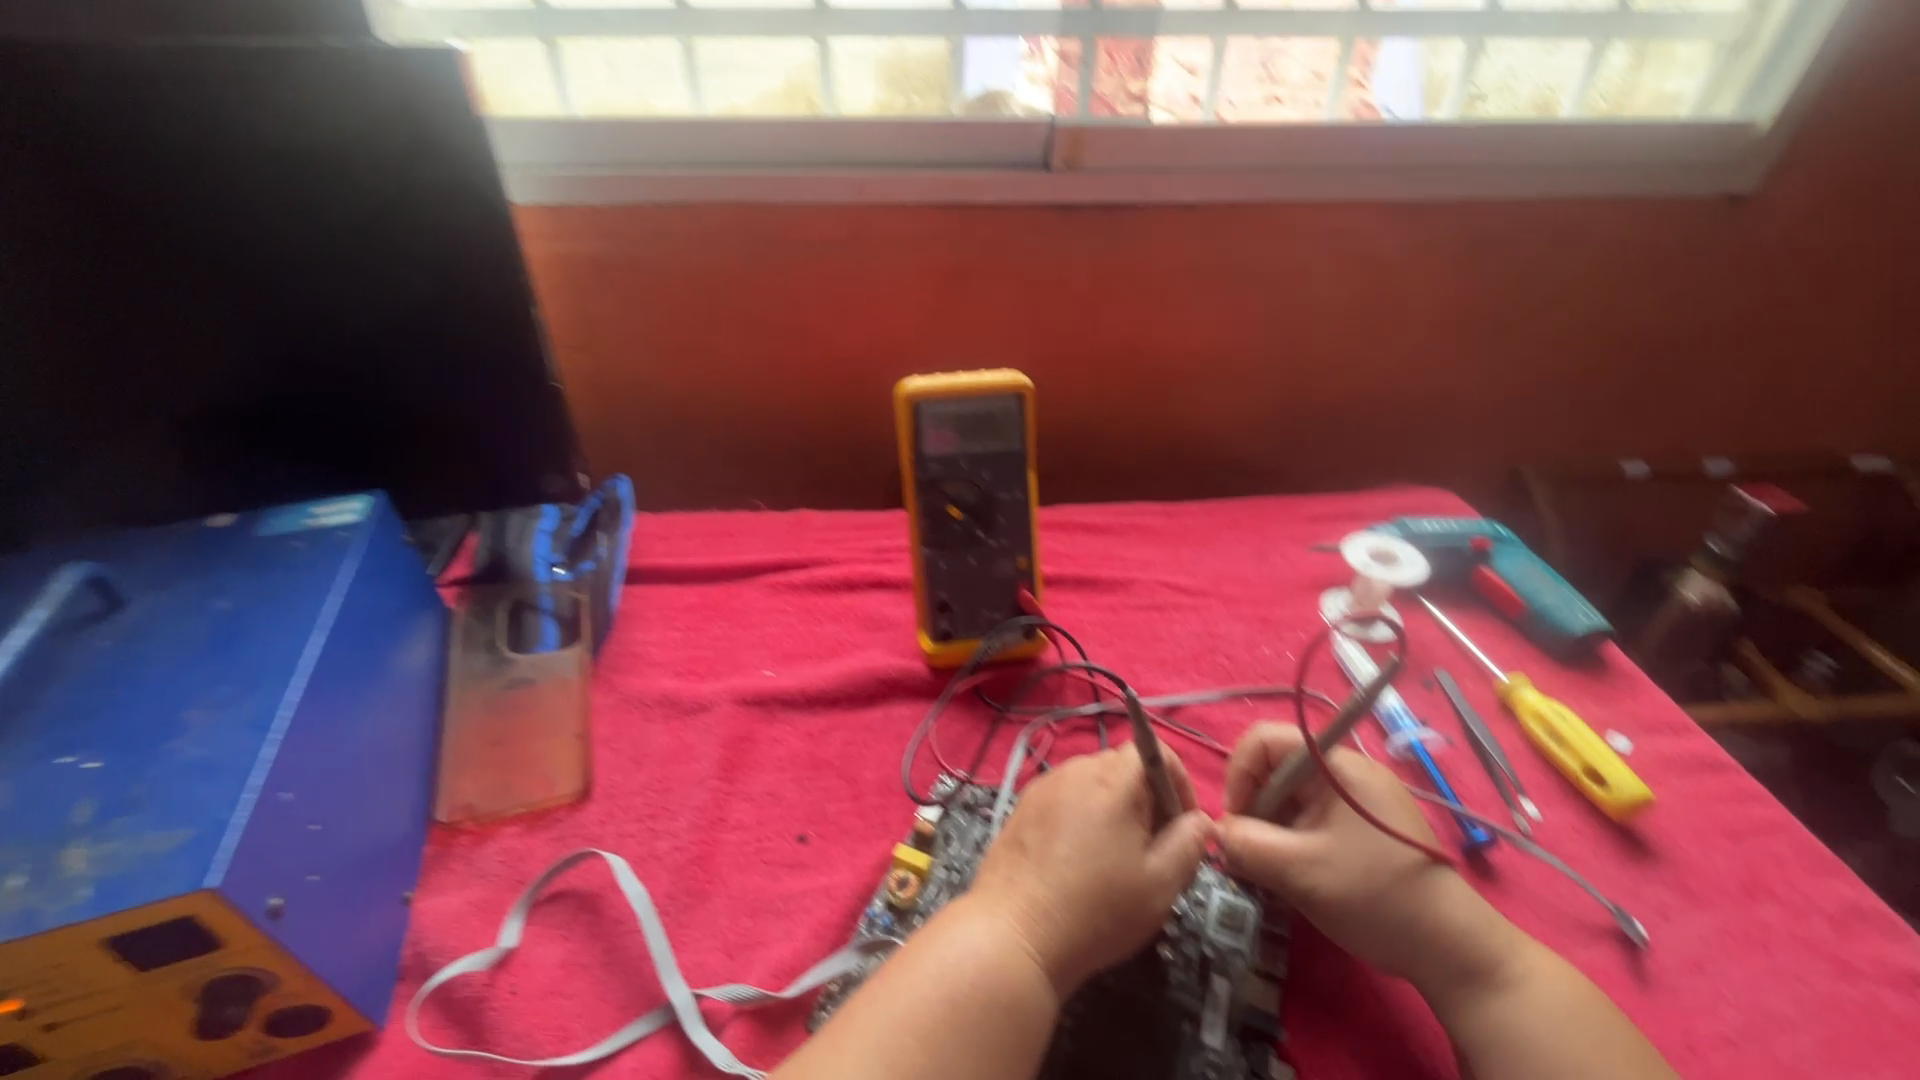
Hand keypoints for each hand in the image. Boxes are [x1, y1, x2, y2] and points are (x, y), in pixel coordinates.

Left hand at [968, 741, 1213, 997]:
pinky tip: (1078, 859)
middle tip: (1153, 847)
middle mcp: (1074, 771)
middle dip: (1146, 797)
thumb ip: (1189, 843)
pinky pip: (1064, 798)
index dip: (1177, 781)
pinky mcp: (1021, 807)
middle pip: (1120, 766)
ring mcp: (1043, 787)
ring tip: (1115, 857)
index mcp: (1112, 781)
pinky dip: (1080, 816)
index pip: (1152, 750)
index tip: (1183, 824)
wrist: (1013, 934)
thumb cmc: (1096, 910)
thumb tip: (1199, 820)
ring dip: (1111, 807)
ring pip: (1090, 783)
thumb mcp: (1160, 885)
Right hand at [1217, 722, 1519, 991]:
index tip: (1236, 821)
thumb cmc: (1377, 897)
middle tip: (1247, 853)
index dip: (1239, 772)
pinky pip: (1306, 820)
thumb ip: (1247, 845)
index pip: (1265, 739)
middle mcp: (1345, 774)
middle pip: (1275, 769)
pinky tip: (1289, 875)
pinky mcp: (1358, 830)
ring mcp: (1353, 803)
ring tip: (1267, 870)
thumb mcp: (1301, 871)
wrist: (1453, 951)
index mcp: (1337, 767)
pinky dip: (1288, 842)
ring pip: (1287, 799)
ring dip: (1268, 829)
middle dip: (1252, 808)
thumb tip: (1215, 833)